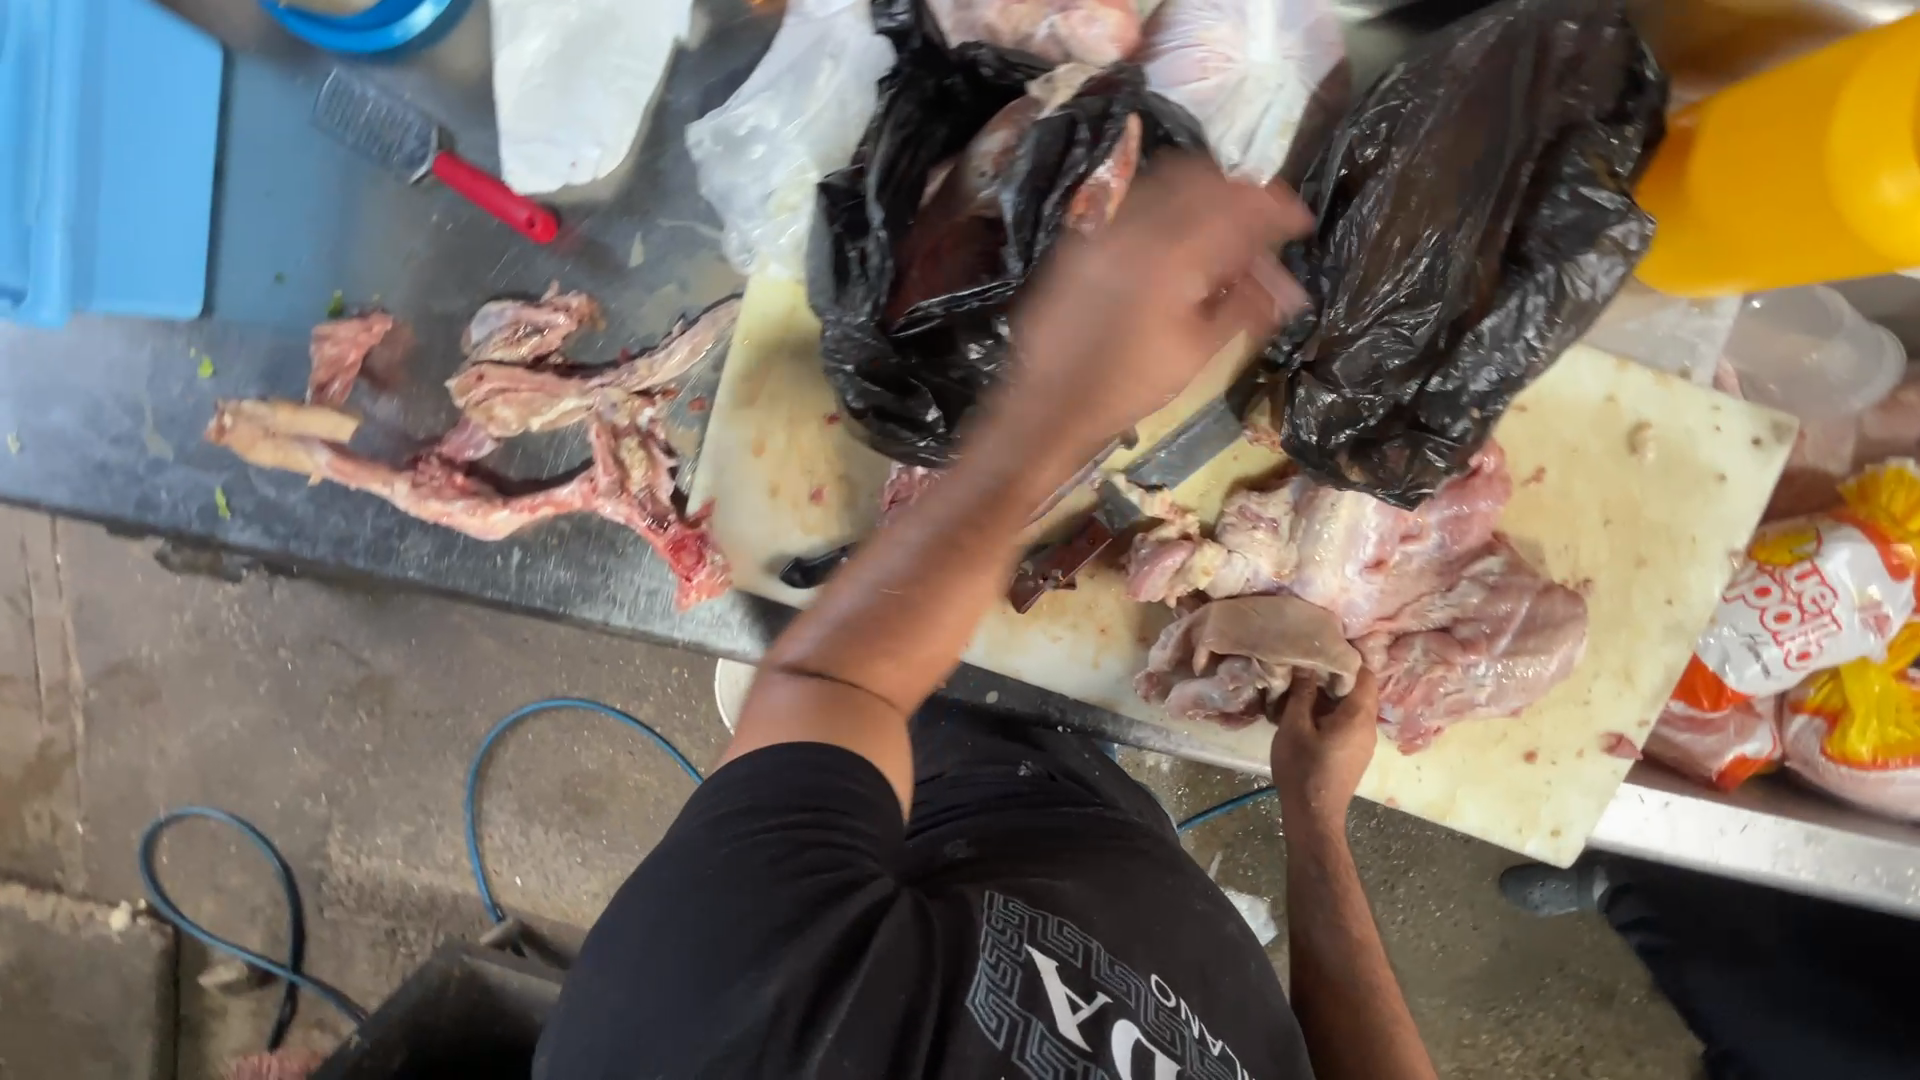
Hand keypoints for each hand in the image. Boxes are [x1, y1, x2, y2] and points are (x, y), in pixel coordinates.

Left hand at [995, 156, 1312, 460]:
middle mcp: (1139, 226)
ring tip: (1218, 226)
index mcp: (1178, 253)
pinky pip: (1130, 206)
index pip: (1243, 207)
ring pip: (1164, 184)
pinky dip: (1162, 208)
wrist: (1052, 404)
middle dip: (1240, 195)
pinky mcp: (1079, 244)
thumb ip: (1245, 306)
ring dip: (1201, 194)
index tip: (1298, 223)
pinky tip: (1170, 240)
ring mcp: (1103, 231)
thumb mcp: (1198, 352)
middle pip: (1205, 181)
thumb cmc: (1129, 386)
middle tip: (1259, 223)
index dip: (1279, 209)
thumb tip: (1287, 287)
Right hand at [1271, 668, 1379, 834]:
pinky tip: (1304, 711)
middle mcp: (1368, 726)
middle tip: (1304, 663)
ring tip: (1299, 685)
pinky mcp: (1354, 751)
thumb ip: (1302, 693)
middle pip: (1358, 689)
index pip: (1365, 673)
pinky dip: (1329, 710)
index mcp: (1358, 715)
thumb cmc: (1302, 767)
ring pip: (1350, 706)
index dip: (1346, 656)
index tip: (1321, 645)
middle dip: (1332, 674)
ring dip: (1328, 694)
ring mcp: (1363, 741)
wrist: (1313, 814)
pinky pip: (1346, 721)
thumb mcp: (1294, 726)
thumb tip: (1306, 664)